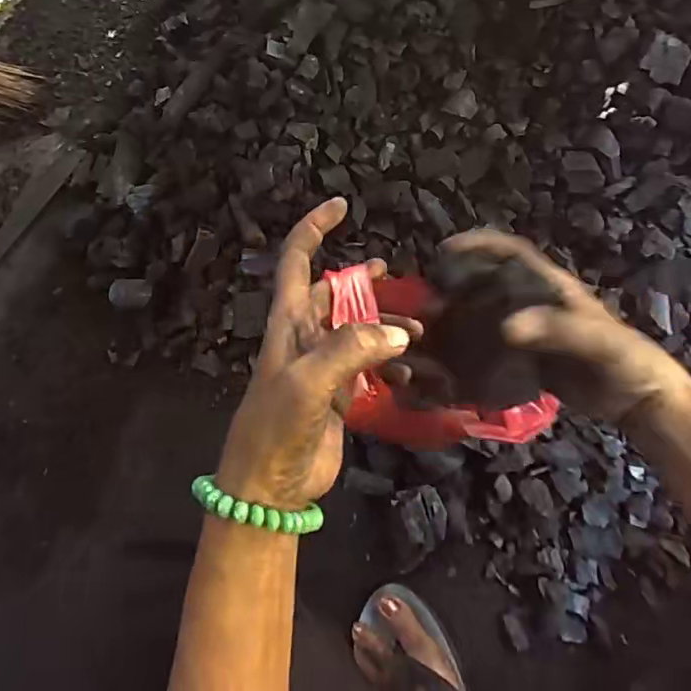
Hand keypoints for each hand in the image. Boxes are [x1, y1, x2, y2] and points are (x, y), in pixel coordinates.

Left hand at [214, 198, 420, 509]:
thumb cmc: (276, 426)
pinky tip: (412, 372)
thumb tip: (398, 329)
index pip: (297, 262)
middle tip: (397, 275)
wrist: (269, 485)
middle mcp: (304, 336)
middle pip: (331, 293)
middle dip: (360, 281)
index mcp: (288, 322)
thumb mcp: (306, 383)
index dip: (313, 229)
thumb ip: (349, 351)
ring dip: (383, 324)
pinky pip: (368, 366)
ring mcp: (322, 366)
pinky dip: (390, 363)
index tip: (340, 205)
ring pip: (355, 329)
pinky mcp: (338, 394)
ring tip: (421, 327)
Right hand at [441, 230, 690, 424]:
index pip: (510, 251)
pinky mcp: (528, 355)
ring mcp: (532, 328)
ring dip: (460, 313)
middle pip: (489, 279)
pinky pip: (492, 342)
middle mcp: (536, 301)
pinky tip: (455, 356)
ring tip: (434, 325)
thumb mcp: (597, 341)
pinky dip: (472, 344)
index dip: (478, 244)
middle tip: (430, 294)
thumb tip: (507, 327)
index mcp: (552, 286)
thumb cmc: (625, 362)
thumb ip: (554, 329)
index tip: (446, 249)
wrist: (645, 403)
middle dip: (458, 280)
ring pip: (486, 310)